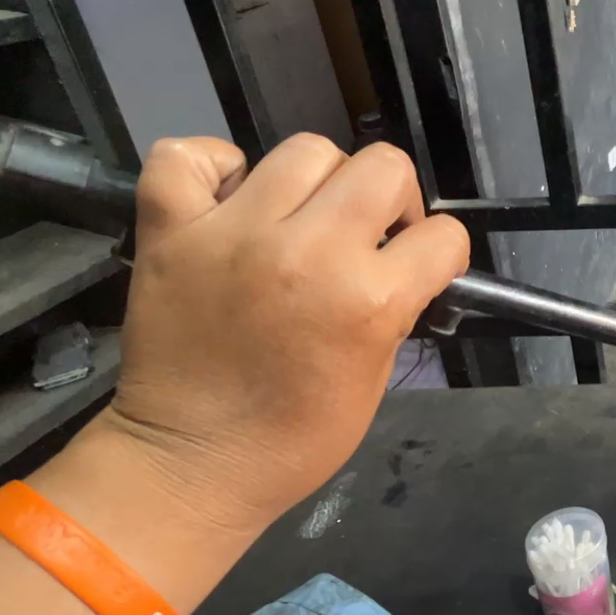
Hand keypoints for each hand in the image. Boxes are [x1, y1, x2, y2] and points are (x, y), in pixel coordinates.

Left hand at [91, 134, 468, 534]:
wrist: (193, 463)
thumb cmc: (301, 433)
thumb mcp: (380, 370)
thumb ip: (397, 302)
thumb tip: (401, 258)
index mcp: (370, 298)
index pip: (444, 236)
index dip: (441, 252)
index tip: (423, 267)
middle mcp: (310, 251)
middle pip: (384, 167)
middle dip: (393, 200)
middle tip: (369, 236)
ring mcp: (234, 234)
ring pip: (306, 151)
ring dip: (321, 183)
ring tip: (303, 219)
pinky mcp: (171, 232)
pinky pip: (191, 157)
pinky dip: (217, 167)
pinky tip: (235, 199)